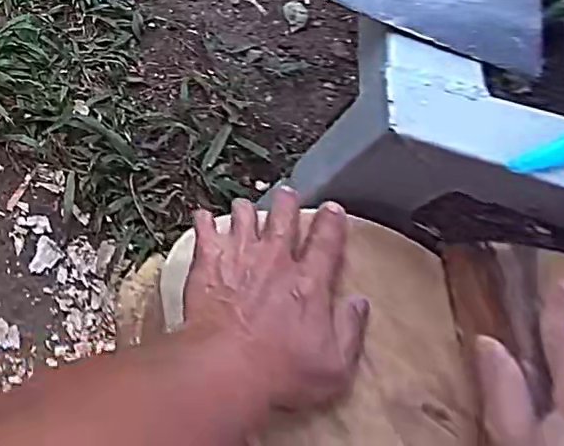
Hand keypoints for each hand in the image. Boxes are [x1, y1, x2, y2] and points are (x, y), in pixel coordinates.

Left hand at [181, 189, 370, 411]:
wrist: (229, 364)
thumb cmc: (283, 371)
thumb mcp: (335, 365)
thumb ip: (350, 330)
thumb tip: (360, 303)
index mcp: (308, 282)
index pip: (326, 243)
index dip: (332, 223)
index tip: (333, 208)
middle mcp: (274, 259)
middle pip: (283, 218)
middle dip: (287, 202)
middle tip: (287, 193)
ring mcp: (239, 253)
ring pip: (243, 215)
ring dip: (246, 209)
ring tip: (245, 206)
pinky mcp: (209, 257)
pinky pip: (204, 226)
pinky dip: (204, 219)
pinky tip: (203, 217)